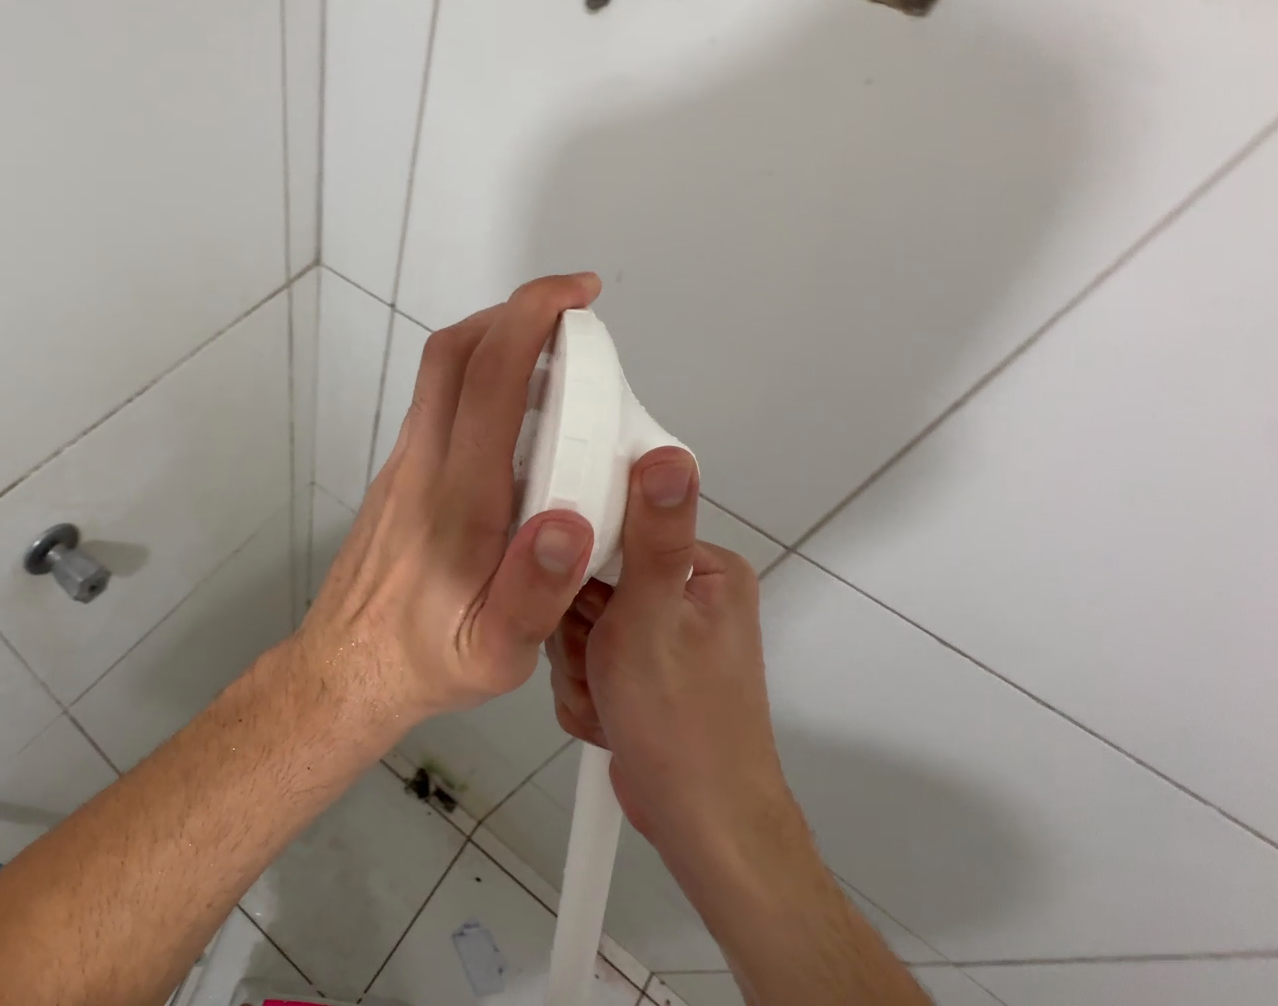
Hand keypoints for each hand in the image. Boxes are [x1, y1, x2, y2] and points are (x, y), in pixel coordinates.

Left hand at [297, 273, 602, 725]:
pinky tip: (521, 421)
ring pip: (440, 377)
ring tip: (558, 360)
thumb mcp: (495, 655)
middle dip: (513, 312)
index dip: (531, 318)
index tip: (577, 295)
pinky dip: (479, 384)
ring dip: (495, 344)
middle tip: (572, 313)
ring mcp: (402, 468)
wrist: (344, 669)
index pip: (486, 380)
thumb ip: (535, 591)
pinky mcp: (398, 479)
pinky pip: (437, 407)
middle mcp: (421, 467)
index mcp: (456, 500)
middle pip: (451, 354)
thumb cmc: (425, 663)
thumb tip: (572, 520)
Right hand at [545, 447, 790, 847]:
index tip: (582, 605)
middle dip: (577, 632)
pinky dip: (585, 692)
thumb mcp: (653, 618)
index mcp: (702, 570)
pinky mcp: (638, 670)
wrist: (698, 821)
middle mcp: (682, 597)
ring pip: (575, 627)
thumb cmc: (684, 726)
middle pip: (585, 581)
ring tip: (610, 698)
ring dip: (577, 668)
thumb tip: (667, 456)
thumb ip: (653, 537)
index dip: (580, 564)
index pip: (614, 528)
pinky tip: (611, 715)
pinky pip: (582, 662)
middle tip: (603, 666)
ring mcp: (658, 637)